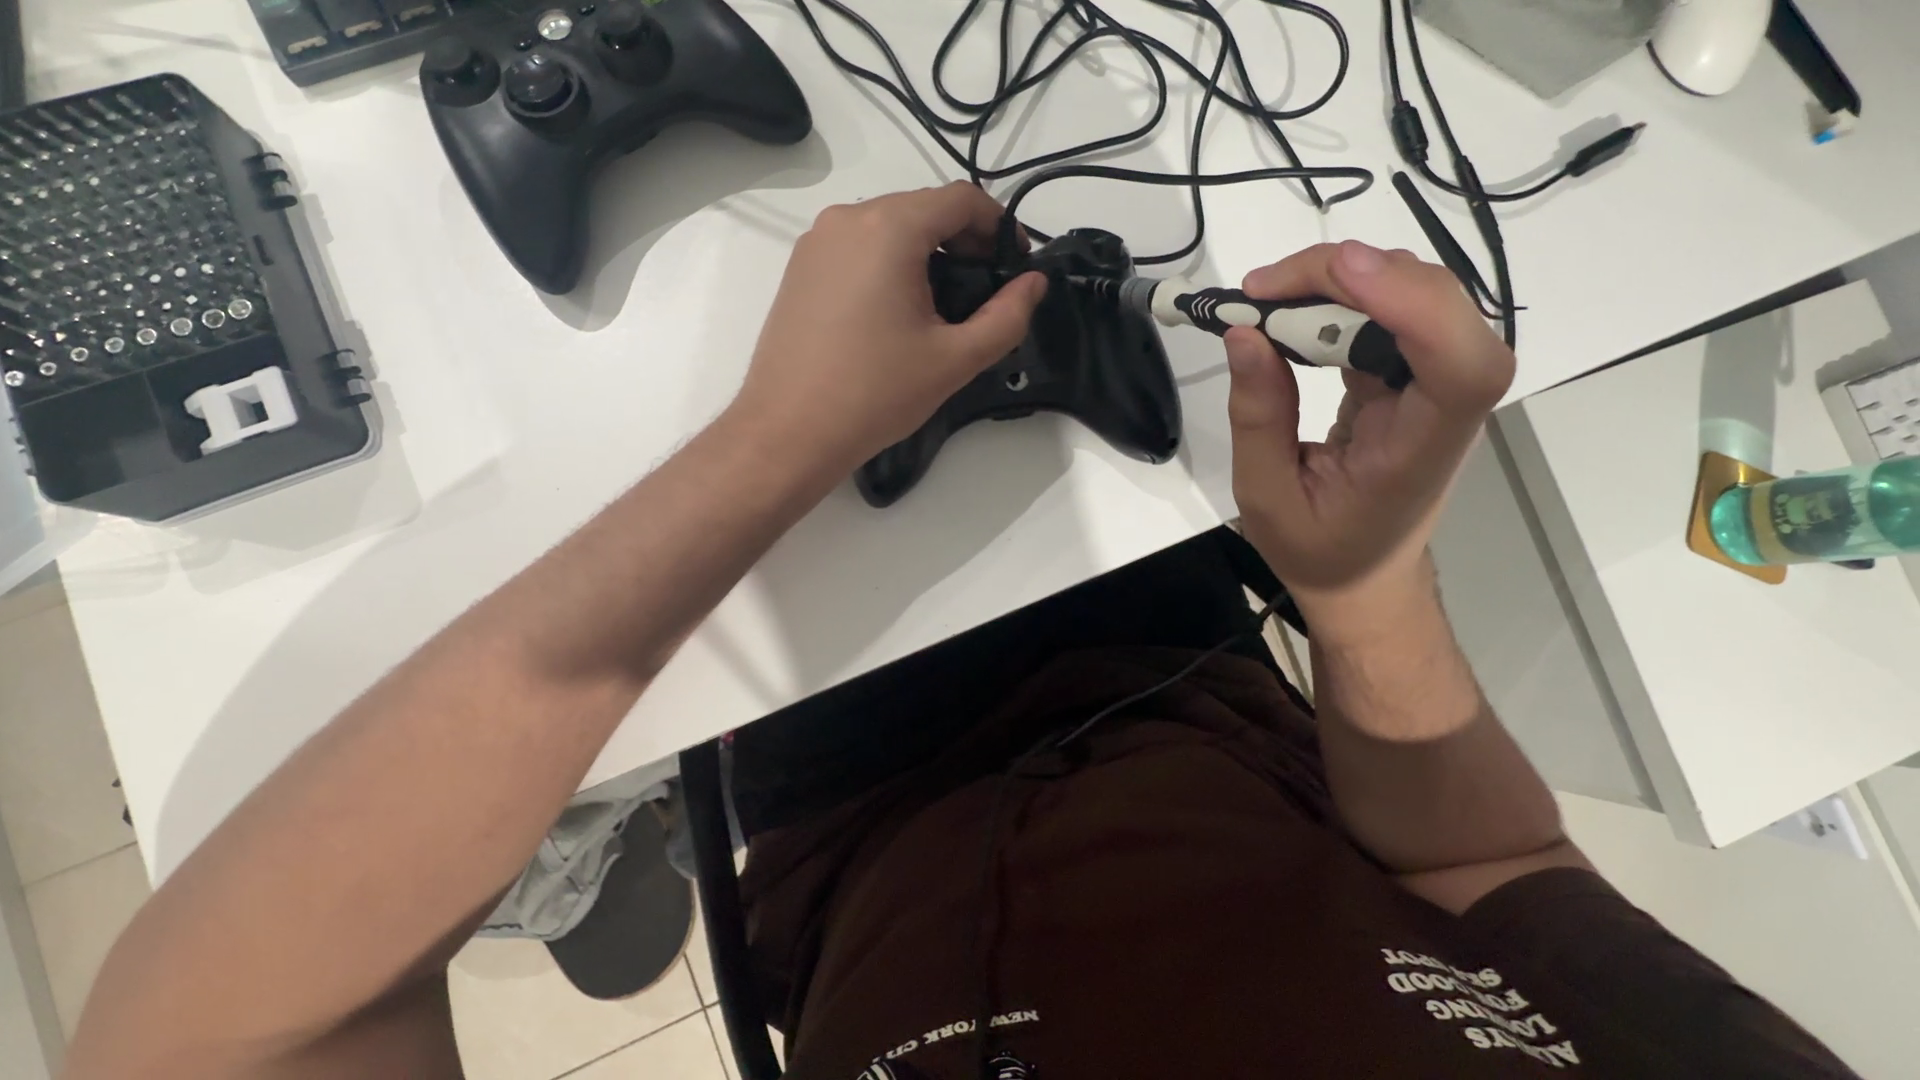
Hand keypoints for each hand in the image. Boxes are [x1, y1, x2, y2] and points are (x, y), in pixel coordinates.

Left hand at [731, 182, 1047, 473]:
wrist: (788, 432)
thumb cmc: (875, 394)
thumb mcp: (954, 359)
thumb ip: (1007, 316)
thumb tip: (1035, 284)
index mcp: (888, 228)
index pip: (961, 199)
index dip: (1000, 226)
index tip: (1018, 265)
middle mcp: (847, 219)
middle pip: (923, 208)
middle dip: (964, 240)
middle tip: (987, 289)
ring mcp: (816, 242)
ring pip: (889, 227)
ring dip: (927, 253)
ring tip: (946, 305)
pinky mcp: (799, 268)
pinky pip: (858, 247)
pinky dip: (890, 264)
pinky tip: (899, 311)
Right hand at [1226, 241, 1513, 618]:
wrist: (1363, 577)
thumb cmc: (1317, 550)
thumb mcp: (1265, 497)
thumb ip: (1258, 417)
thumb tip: (1243, 332)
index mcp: (1420, 452)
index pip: (1459, 367)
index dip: (1416, 307)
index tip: (1340, 274)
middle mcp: (1444, 409)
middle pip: (1440, 312)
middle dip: (1356, 276)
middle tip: (1263, 287)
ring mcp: (1433, 388)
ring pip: (1418, 300)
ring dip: (1344, 280)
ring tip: (1267, 295)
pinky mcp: (1413, 378)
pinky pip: (1392, 316)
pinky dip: (1341, 298)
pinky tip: (1292, 307)